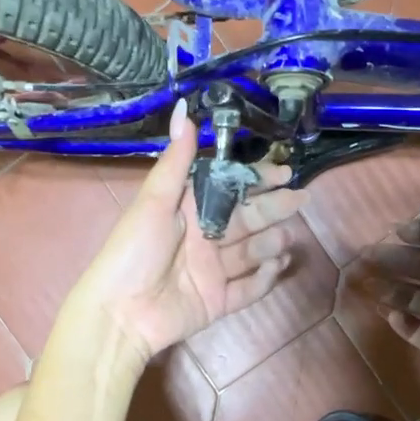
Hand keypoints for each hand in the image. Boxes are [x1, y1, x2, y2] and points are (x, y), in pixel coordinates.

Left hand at [69, 101, 307, 360]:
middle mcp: (202, 239)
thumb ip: (176, 160)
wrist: (120, 313)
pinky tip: (278, 264)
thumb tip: (185, 108)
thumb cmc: (132, 253)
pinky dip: (264, 278)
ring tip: (287, 235)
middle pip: (246, 220)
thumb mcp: (153, 202)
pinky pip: (247, 290)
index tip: (283, 171)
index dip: (256, 180)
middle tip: (299, 198)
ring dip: (271, 242)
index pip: (228, 189)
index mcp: (186, 211)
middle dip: (273, 208)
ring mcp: (211, 271)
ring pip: (250, 253)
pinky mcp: (217, 302)